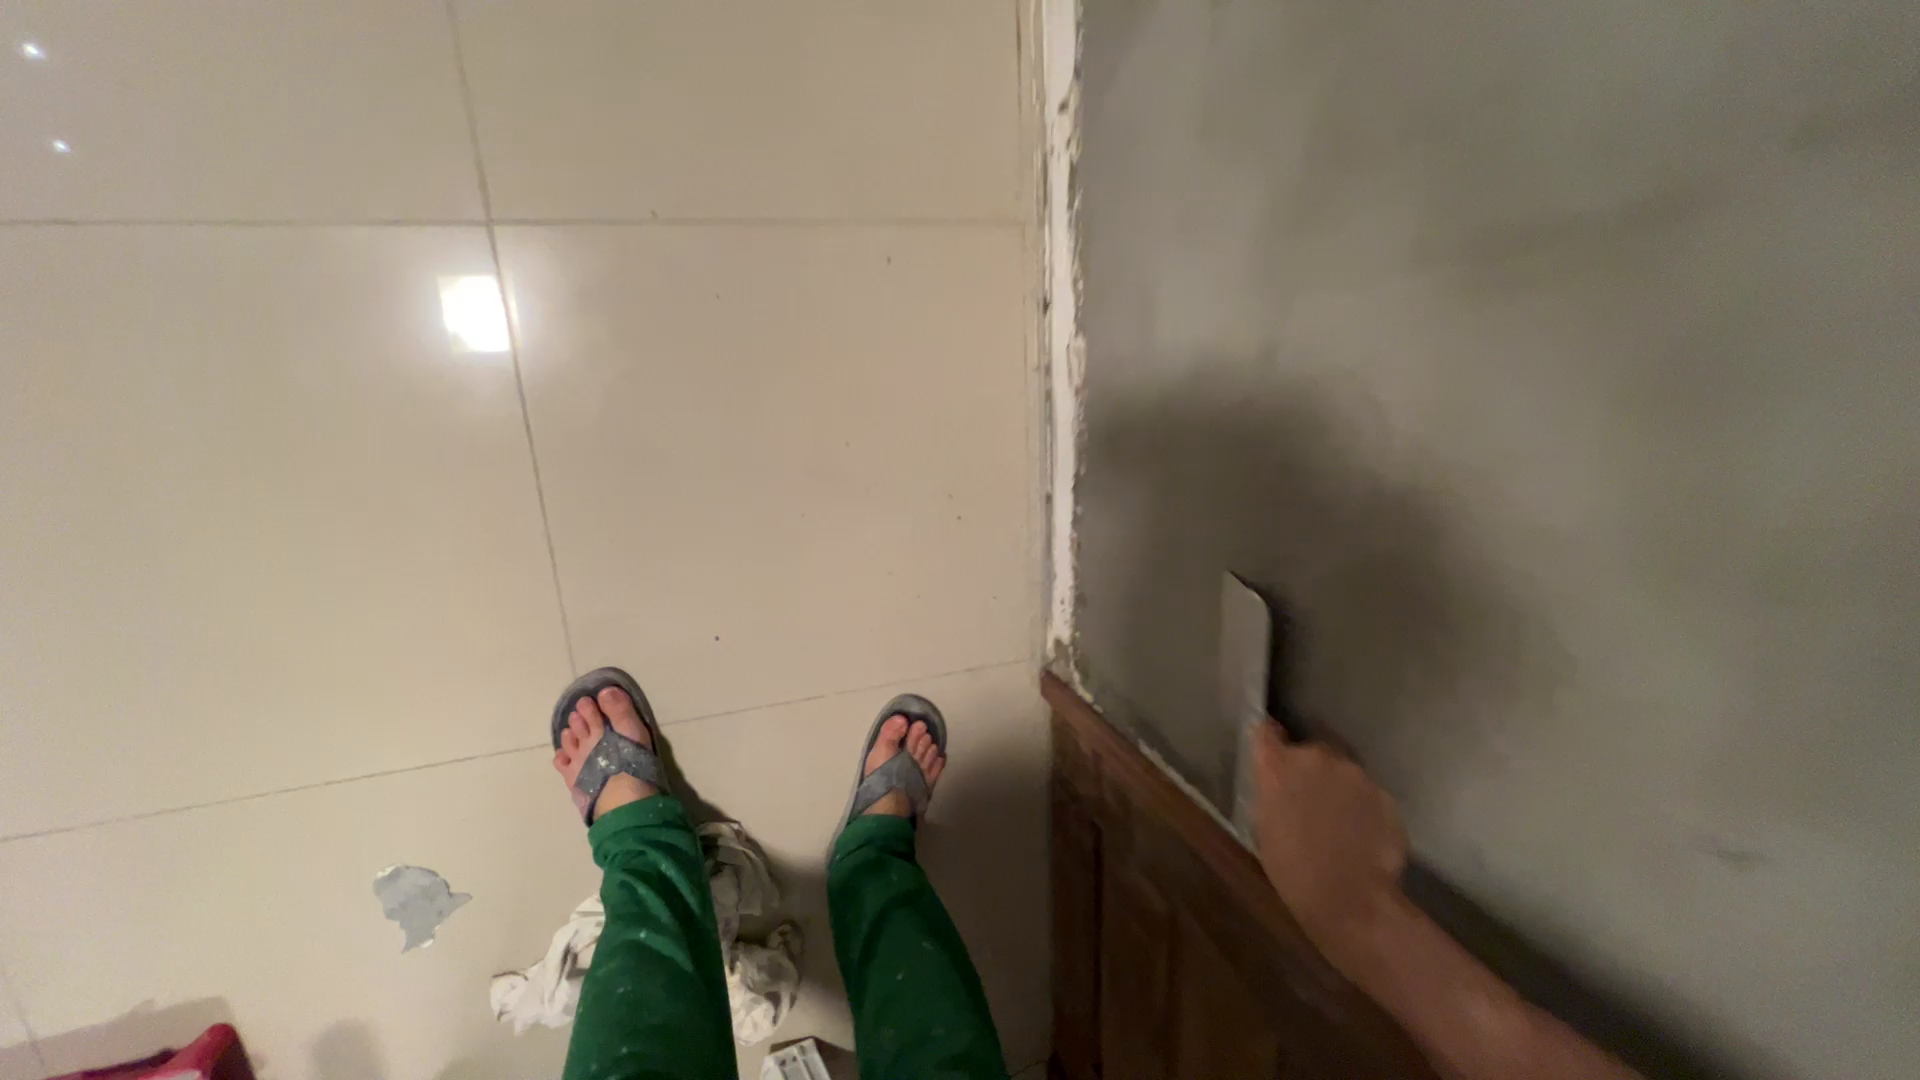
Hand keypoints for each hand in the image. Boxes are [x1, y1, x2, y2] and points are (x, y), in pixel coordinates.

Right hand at [1251, 722, 1407, 950]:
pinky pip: (1368, 794)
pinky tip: (1361, 834)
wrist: (1349, 899)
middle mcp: (1316, 758)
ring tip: (1340, 821)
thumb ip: (1272, 790)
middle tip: (1309, 799)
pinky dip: (1363, 807)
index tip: (1271, 744)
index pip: (1266, 731)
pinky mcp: (1385, 794)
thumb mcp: (1264, 824)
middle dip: (1310, 769)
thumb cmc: (1292, 868)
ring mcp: (1355, 774)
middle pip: (1311, 751)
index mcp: (1278, 766)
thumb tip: (1280, 780)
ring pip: (1343, 771)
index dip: (1269, 736)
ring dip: (1339, 787)